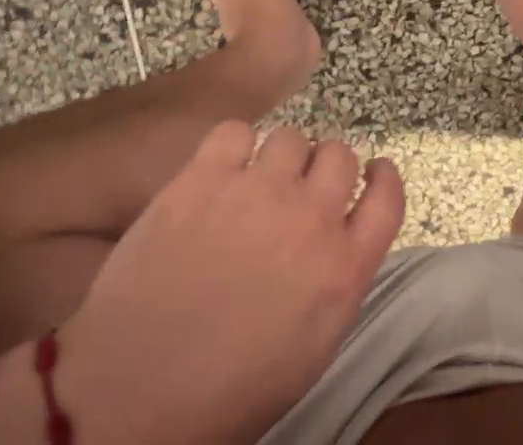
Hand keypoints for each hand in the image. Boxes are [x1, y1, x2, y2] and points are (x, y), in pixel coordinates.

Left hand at [52, 121, 404, 443]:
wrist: (135, 391)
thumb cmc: (229, 389)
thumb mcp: (313, 347)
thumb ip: (338, 282)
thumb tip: (338, 242)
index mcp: (343, 269)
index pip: (387, 198)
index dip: (383, 177)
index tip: (374, 171)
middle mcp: (310, 218)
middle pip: (340, 156)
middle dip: (326, 167)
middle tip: (301, 185)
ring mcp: (256, 192)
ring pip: (291, 137)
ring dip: (283, 155)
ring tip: (259, 176)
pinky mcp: (202, 179)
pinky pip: (234, 131)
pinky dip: (235, 145)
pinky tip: (222, 168)